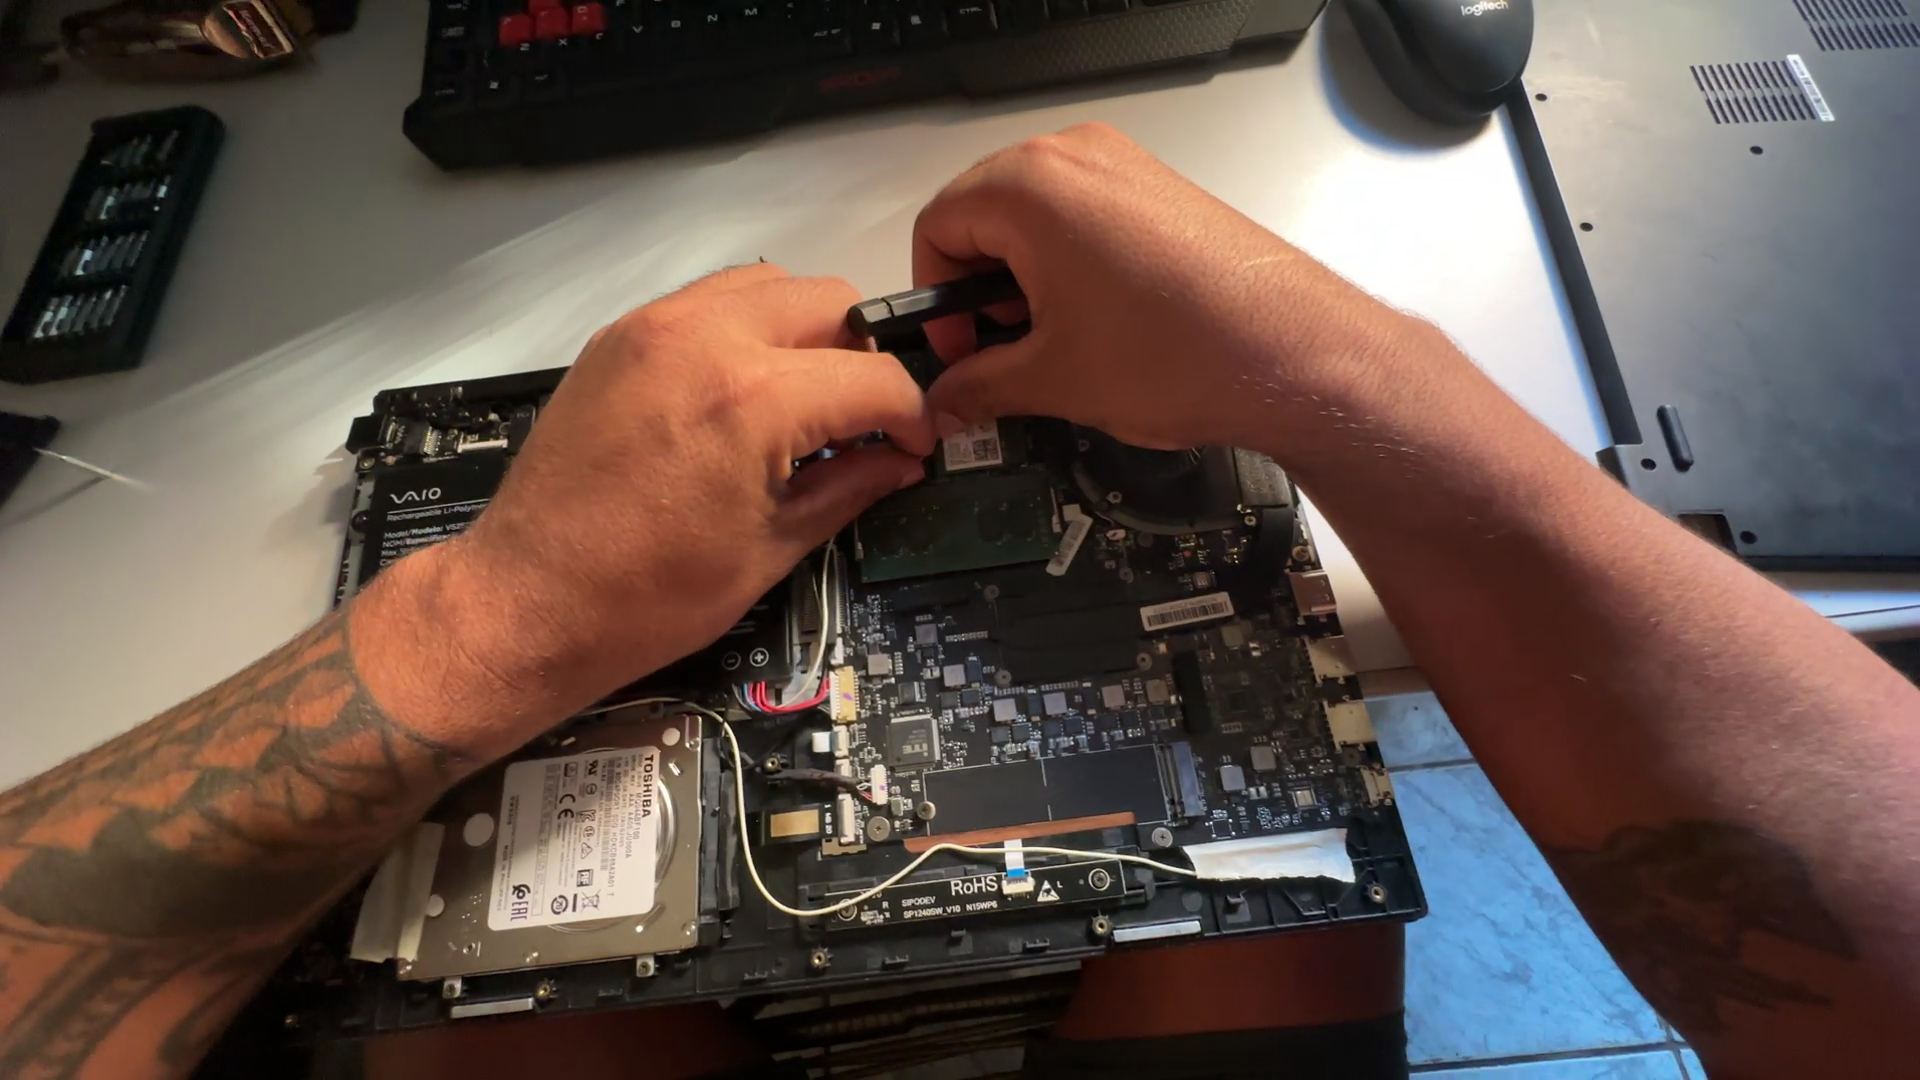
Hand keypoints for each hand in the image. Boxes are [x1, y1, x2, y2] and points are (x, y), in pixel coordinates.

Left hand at [359, 265, 931, 753]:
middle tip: (865, 420)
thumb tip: (902, 462)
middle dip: (868, 359)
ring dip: (813, 332)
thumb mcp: (774, 548)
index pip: (875, 377)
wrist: (529, 602)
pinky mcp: (623, 335)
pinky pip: (715, 300)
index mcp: (753, 402)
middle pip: (835, 302)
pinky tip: (752, 389)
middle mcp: (706, 338)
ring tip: (810, 399)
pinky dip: (754, 329)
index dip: (914, 414)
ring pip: (776, 285)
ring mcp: (656, 327)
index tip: (917, 444)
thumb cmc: (651, 596)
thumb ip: (852, 488)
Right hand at [914, 123, 1428, 455]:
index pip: (937, 226)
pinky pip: (1082, 221)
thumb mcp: (1052, 379)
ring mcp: (1124, 167)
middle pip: (981, 217)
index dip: (934, 300)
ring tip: (1051, 344)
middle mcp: (1076, 155)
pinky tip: (1093, 324)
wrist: (1296, 355)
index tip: (958, 352)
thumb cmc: (1175, 354)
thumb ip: (978, 387)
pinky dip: (1064, 270)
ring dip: (1020, 284)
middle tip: (1001, 352)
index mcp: (1031, 186)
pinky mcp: (1158, 193)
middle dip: (976, 293)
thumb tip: (944, 401)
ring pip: (1032, 220)